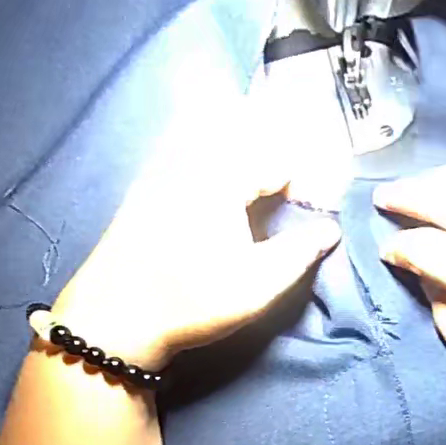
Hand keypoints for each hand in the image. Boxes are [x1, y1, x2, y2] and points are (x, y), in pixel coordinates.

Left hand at [33, 102, 344, 370]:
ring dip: (245, 133)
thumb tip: (331, 229)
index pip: (281, 158)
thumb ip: (300, 253)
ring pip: (212, 127)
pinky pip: (184, 139)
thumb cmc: (192, 301)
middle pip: (247, 130)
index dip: (308, 183)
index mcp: (224, 177)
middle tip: (296, 185)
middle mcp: (192, 158)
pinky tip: (214, 146)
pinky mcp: (146, 182)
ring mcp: (164, 165)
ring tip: (264, 160)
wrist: (115, 317)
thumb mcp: (258, 286)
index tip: (318, 210)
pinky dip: (208, 135)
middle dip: (280, 150)